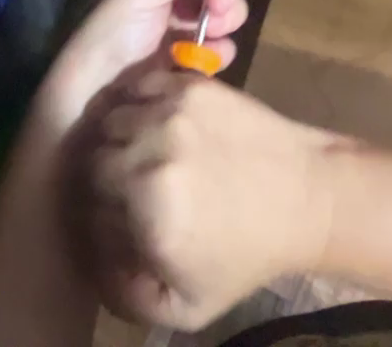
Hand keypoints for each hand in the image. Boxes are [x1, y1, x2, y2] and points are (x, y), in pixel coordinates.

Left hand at [36, 0, 251, 129]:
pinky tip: (202, 57)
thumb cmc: (112, 29)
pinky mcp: (193, 56)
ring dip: (225, 20)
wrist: (94, 90)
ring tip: (204, 33)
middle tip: (214, 4)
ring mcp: (188, 23)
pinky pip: (224, 46)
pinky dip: (219, 50)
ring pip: (231, 11)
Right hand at [81, 68, 341, 329]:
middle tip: (128, 188)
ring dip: (119, 135)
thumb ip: (124, 294)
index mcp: (147, 207)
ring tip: (141, 154)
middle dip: (105, 173)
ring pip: (112, 116)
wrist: (305, 196)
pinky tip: (153, 122)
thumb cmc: (245, 254)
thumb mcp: (185, 305)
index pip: (86, 199)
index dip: (98, 212)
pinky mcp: (190, 85)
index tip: (117, 218)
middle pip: (94, 155)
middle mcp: (152, 151)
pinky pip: (139, 85)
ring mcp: (172, 111)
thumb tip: (90, 257)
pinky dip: (137, 101)